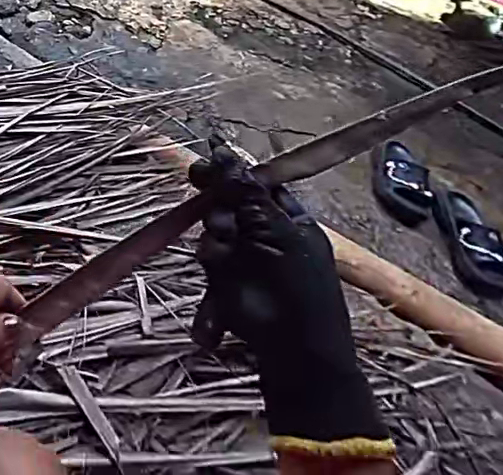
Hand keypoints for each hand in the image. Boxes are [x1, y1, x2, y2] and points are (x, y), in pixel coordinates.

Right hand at [190, 138, 391, 454]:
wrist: (297, 352)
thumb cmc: (299, 286)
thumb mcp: (277, 230)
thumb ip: (246, 191)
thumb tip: (222, 150)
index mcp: (285, 218)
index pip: (253, 184)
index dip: (231, 171)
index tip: (208, 158)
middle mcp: (261, 232)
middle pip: (227, 202)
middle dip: (216, 201)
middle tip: (202, 188)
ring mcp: (240, 256)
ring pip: (212, 228)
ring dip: (214, 237)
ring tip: (221, 250)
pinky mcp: (221, 279)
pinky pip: (207, 262)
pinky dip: (211, 278)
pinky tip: (220, 298)